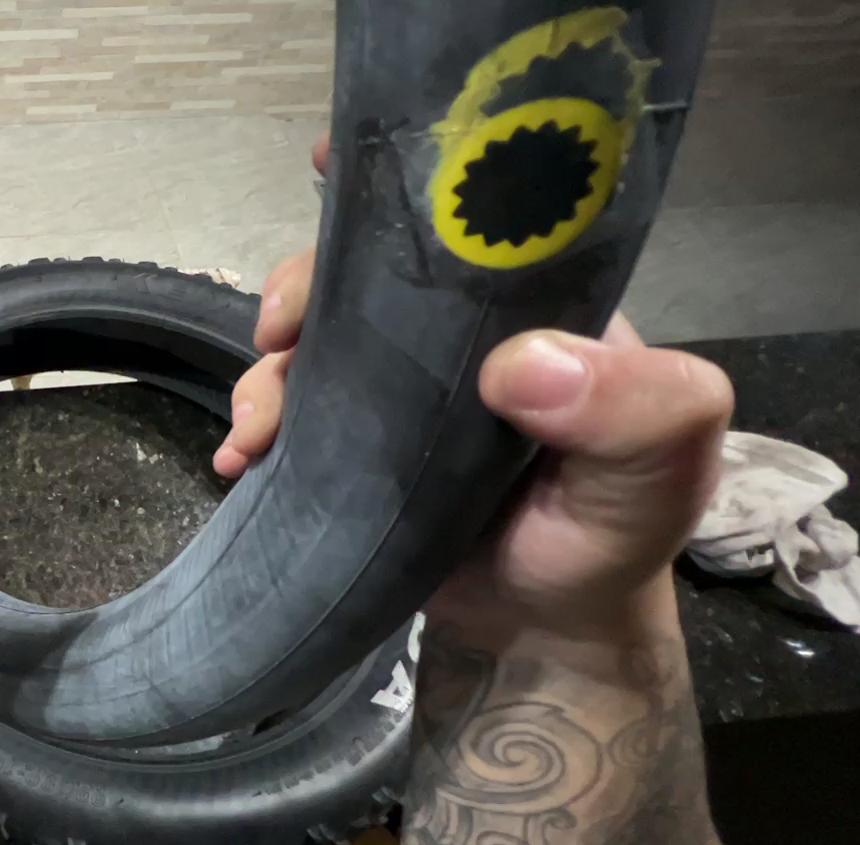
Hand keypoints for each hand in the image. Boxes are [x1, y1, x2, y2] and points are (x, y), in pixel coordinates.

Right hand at [217, 154, 731, 638]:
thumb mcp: (655, 474)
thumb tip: (519, 366)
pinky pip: (281, 419)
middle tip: (274, 338)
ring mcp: (381, 400)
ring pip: (301, 356)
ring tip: (249, 440)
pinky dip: (247, 431)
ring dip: (259, 384)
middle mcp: (442, 347)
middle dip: (297, 300)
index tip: (326, 175)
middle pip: (350, 290)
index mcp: (523, 318)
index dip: (392, 200)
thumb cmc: (602, 539)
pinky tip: (234, 463)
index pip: (455, 234)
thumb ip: (634, 412)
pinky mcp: (339, 449)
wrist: (530, 624)